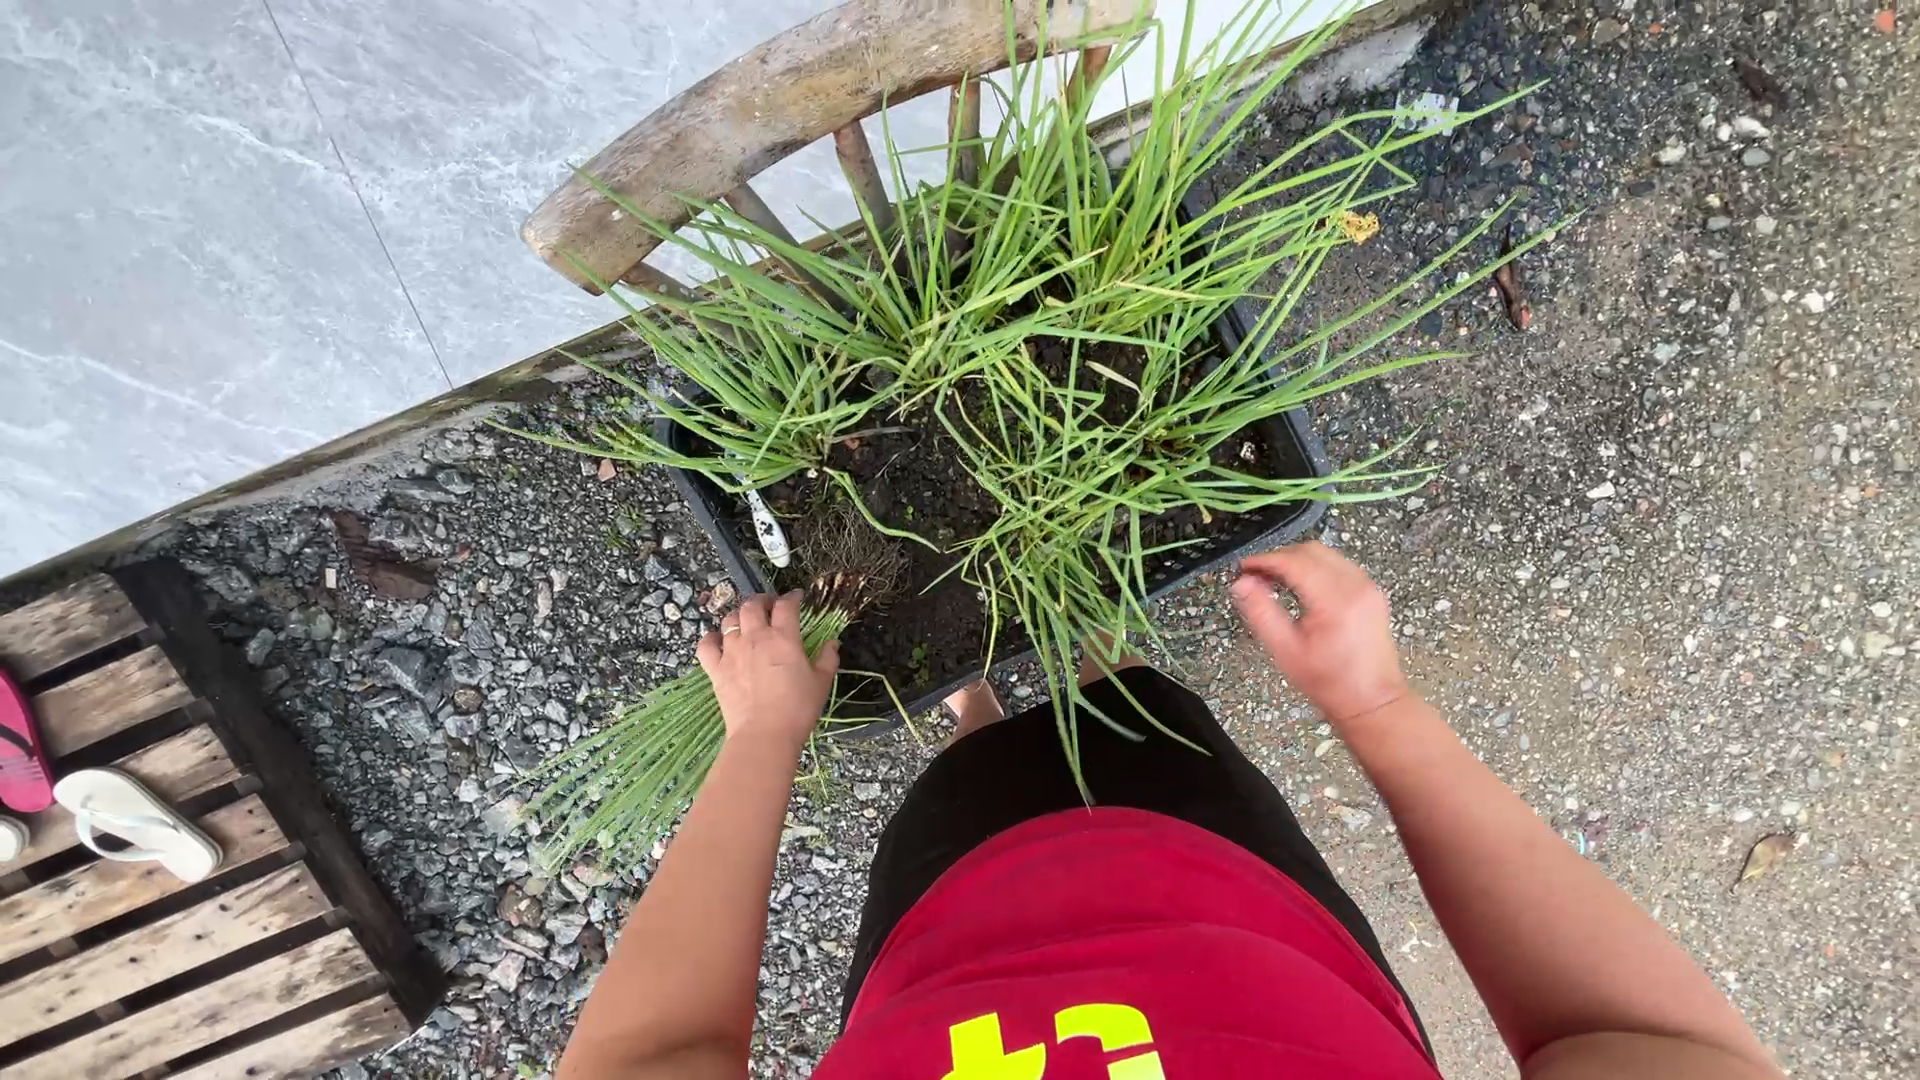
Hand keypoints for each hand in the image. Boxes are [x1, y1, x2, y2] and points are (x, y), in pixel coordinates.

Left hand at [696, 592, 839, 750]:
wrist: (765, 734)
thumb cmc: (798, 708)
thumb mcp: (821, 682)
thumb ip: (827, 658)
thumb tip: (832, 643)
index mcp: (784, 638)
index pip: (786, 606)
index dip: (792, 597)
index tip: (796, 597)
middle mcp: (755, 638)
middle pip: (753, 605)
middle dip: (761, 600)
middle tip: (769, 606)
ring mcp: (732, 652)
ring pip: (729, 620)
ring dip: (738, 616)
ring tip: (746, 621)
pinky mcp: (716, 669)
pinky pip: (706, 644)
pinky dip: (711, 638)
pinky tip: (717, 640)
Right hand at [1229, 541, 1409, 728]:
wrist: (1372, 700)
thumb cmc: (1327, 681)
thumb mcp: (1285, 649)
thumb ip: (1260, 612)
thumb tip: (1240, 583)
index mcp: (1335, 600)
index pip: (1294, 562)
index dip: (1264, 561)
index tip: (1243, 569)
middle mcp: (1356, 586)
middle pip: (1310, 551)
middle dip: (1279, 558)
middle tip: (1256, 576)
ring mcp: (1368, 587)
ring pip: (1325, 555)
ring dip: (1296, 561)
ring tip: (1274, 581)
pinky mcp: (1372, 592)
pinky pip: (1338, 565)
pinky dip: (1314, 568)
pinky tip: (1299, 587)